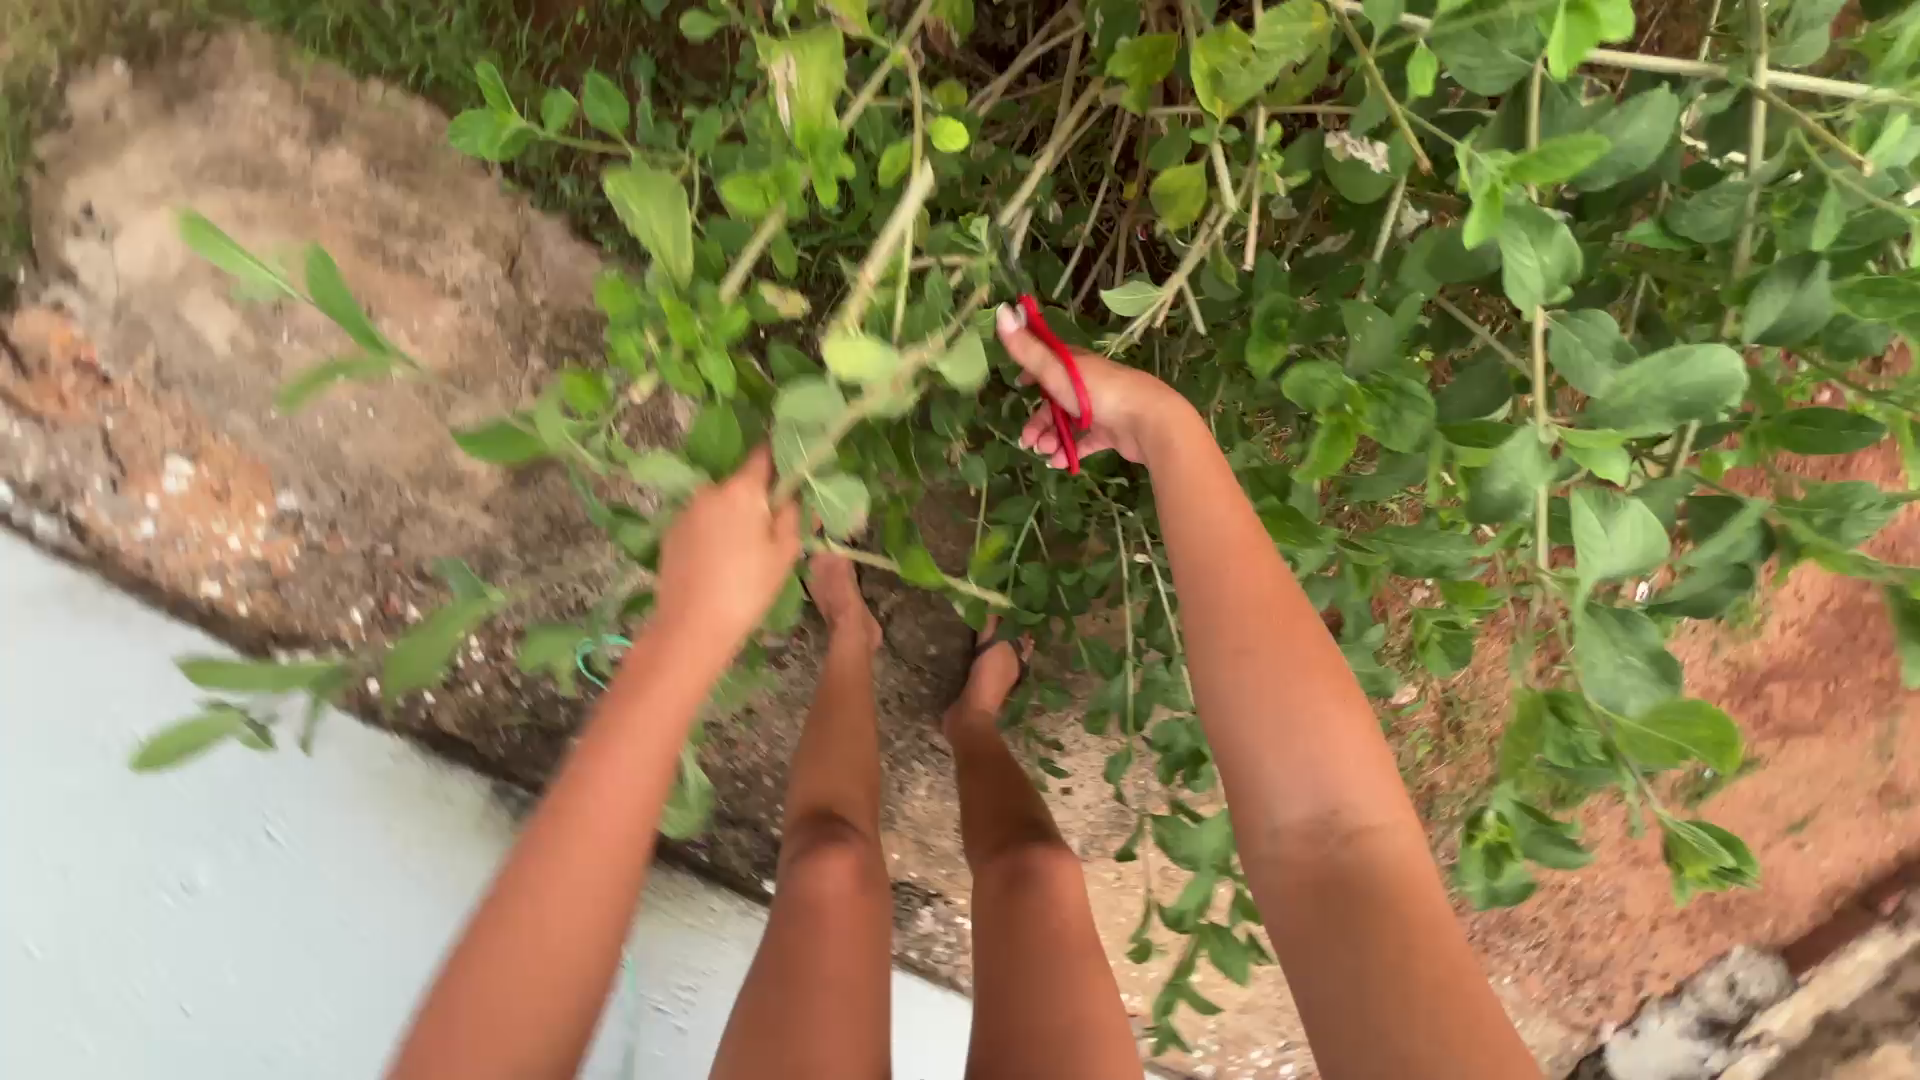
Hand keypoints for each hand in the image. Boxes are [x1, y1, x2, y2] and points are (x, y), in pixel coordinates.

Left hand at [653, 446, 802, 647]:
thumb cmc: (748, 587)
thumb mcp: (785, 552)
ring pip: (720, 504)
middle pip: (741, 484)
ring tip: (742, 554)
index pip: (763, 454)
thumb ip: (793, 514)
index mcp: (742, 489)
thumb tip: (794, 495)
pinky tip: (718, 563)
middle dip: (757, 500)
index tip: (791, 474)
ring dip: (733, 518)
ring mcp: (686, 510)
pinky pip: (701, 522)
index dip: (779, 460)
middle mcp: (710, 490)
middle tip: (770, 532)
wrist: (692, 625)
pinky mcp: (670, 532)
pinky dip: (713, 533)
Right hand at [995, 303, 1194, 468]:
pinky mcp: (1112, 432)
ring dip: (1051, 439)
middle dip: (1038, 421)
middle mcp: (1089, 384)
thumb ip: (1027, 350)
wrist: (1148, 421)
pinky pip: (1084, 443)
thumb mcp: (1057, 371)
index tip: (1019, 387)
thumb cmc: (1100, 393)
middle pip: (1056, 402)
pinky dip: (1069, 452)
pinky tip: (1059, 462)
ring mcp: (1102, 409)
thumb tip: (1000, 311)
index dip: (1032, 374)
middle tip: (1027, 441)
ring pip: (1068, 424)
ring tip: (1045, 454)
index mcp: (1077, 365)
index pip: (1050, 363)